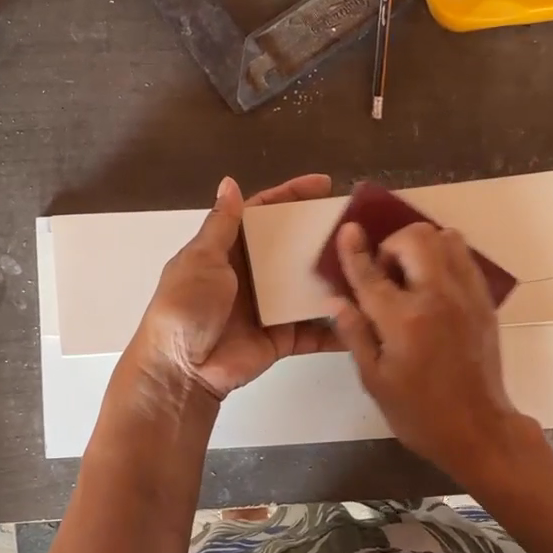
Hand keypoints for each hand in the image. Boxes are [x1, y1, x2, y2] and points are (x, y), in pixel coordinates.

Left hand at [128, 174, 341, 399]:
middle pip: (294, 249)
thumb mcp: (201, 260)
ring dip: (335, 279)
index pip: (265, 214)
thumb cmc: (186, 307)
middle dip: (322, 236)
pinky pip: (315, 331)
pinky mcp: (284, 338)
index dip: (291, 196)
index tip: (323, 185)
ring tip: (369, 265)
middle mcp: (254, 275)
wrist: (183, 369)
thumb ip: (222, 225)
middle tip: (358, 226)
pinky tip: (363, 317)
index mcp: (230, 251)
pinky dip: (336, 329)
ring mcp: (271, 308)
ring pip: (310, 288)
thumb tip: (229, 183)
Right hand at [327, 221, 536, 479]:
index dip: (354, 250)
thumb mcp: (375, 381)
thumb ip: (355, 334)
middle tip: (385, 275)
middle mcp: (438, 298)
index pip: (372, 273)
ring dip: (422, 247)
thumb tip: (336, 300)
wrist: (478, 429)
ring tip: (411, 276)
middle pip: (416, 238)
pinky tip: (433, 286)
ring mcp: (467, 296)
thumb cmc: (419, 414)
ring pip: (447, 239)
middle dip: (392, 245)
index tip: (348, 232)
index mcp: (404, 321)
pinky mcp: (485, 302)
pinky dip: (445, 258)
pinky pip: (465, 258)